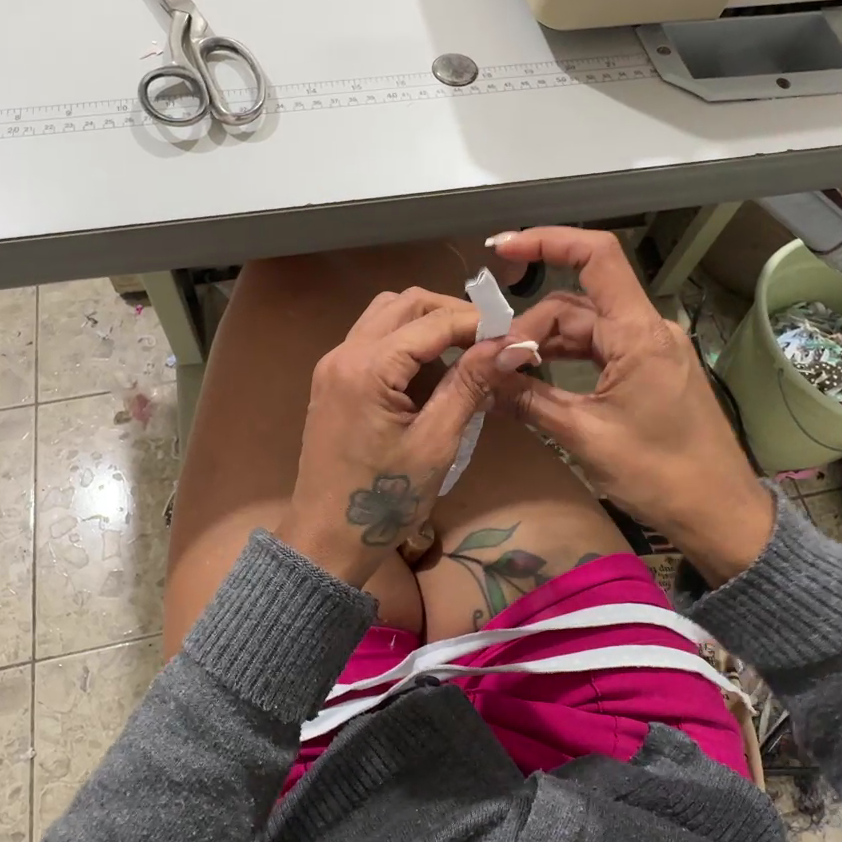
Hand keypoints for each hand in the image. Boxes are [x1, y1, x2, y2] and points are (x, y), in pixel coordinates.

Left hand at [278, 287, 507, 586]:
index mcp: (368, 368)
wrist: (325, 538)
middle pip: (406, 303)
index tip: (516, 337)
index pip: (433, 321)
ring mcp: (334, 364)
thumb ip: (470, 385)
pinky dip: (406, 341)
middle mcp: (344, 353)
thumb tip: (511, 345)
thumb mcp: (436, 443)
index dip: (480, 323)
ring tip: (466, 352)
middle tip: (492, 340)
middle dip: (452, 313)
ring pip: (386, 315)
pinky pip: (373, 339)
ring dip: (427, 323)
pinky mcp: (334, 380)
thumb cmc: (385, 500)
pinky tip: (434, 370)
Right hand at [483, 228, 773, 581]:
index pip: (597, 258)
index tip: (503, 250)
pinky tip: (534, 378)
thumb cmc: (658, 474)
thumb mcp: (583, 435)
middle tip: (493, 361)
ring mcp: (650, 349)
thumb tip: (481, 369)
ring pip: (583, 327)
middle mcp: (647, 330)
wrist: (718, 513)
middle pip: (576, 303)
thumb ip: (528, 396)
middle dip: (529, 325)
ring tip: (506, 372)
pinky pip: (598, 349)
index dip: (548, 241)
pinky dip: (563, 359)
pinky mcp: (649, 370)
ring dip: (543, 344)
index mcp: (639, 334)